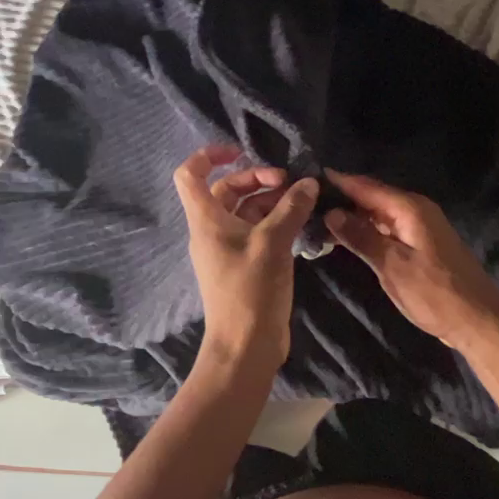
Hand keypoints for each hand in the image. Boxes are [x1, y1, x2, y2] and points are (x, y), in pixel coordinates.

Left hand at [173, 145, 318, 374]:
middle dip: (256, 179)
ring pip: (244, 211)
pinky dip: (274, 221)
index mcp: (206, 220)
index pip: (190, 174)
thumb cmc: (250, 290)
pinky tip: (300, 223)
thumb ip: (291, 208)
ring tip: (301, 200)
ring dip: (270, 200)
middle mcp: (211, 230)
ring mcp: (227, 249)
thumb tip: (308, 183)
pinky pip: (256, 232)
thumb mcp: (273, 243)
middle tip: (288, 182)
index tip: (240, 151)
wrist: (245, 347)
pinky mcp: (243, 265)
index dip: (209, 155)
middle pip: (225, 190)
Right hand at [323, 170, 498, 350]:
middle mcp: (415, 210)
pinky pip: (387, 228)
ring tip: (317, 219)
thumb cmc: (435, 293)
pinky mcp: (421, 244)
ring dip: (352, 217)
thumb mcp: (392, 266)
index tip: (308, 175)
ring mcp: (419, 227)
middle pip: (372, 197)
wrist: (478, 321)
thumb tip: (331, 212)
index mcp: (409, 208)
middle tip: (305, 202)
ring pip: (378, 213)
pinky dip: (367, 231)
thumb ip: (361, 237)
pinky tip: (346, 238)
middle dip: (341, 199)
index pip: (366, 186)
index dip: (338, 181)